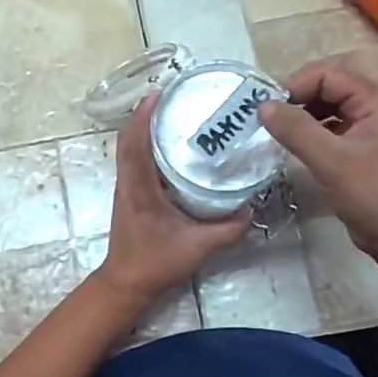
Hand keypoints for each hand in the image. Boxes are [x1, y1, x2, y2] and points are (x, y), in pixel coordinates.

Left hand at [96, 92, 249, 301]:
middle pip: (129, 140)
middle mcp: (128, 184)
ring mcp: (126, 190)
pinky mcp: (130, 197)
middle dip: (146, 115)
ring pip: (129, 150)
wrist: (126, 283)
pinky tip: (171, 147)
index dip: (142, 117)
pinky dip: (146, 147)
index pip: (134, 145)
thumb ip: (226, 229)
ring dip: (145, 129)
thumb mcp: (196, 247)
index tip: (157, 93)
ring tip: (173, 114)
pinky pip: (135, 163)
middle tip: (172, 97)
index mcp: (138, 189)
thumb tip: (251, 207)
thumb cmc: (155, 263)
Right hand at [258, 56, 377, 261]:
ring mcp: (376, 128)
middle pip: (332, 85)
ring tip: (280, 134)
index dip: (295, 87)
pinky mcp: (369, 149)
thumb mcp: (330, 161)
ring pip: (333, 107)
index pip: (329, 74)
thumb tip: (262, 106)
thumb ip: (295, 129)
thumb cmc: (375, 196)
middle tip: (271, 120)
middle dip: (299, 98)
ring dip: (305, 115)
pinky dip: (314, 132)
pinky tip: (298, 148)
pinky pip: (337, 128)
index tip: (269, 112)